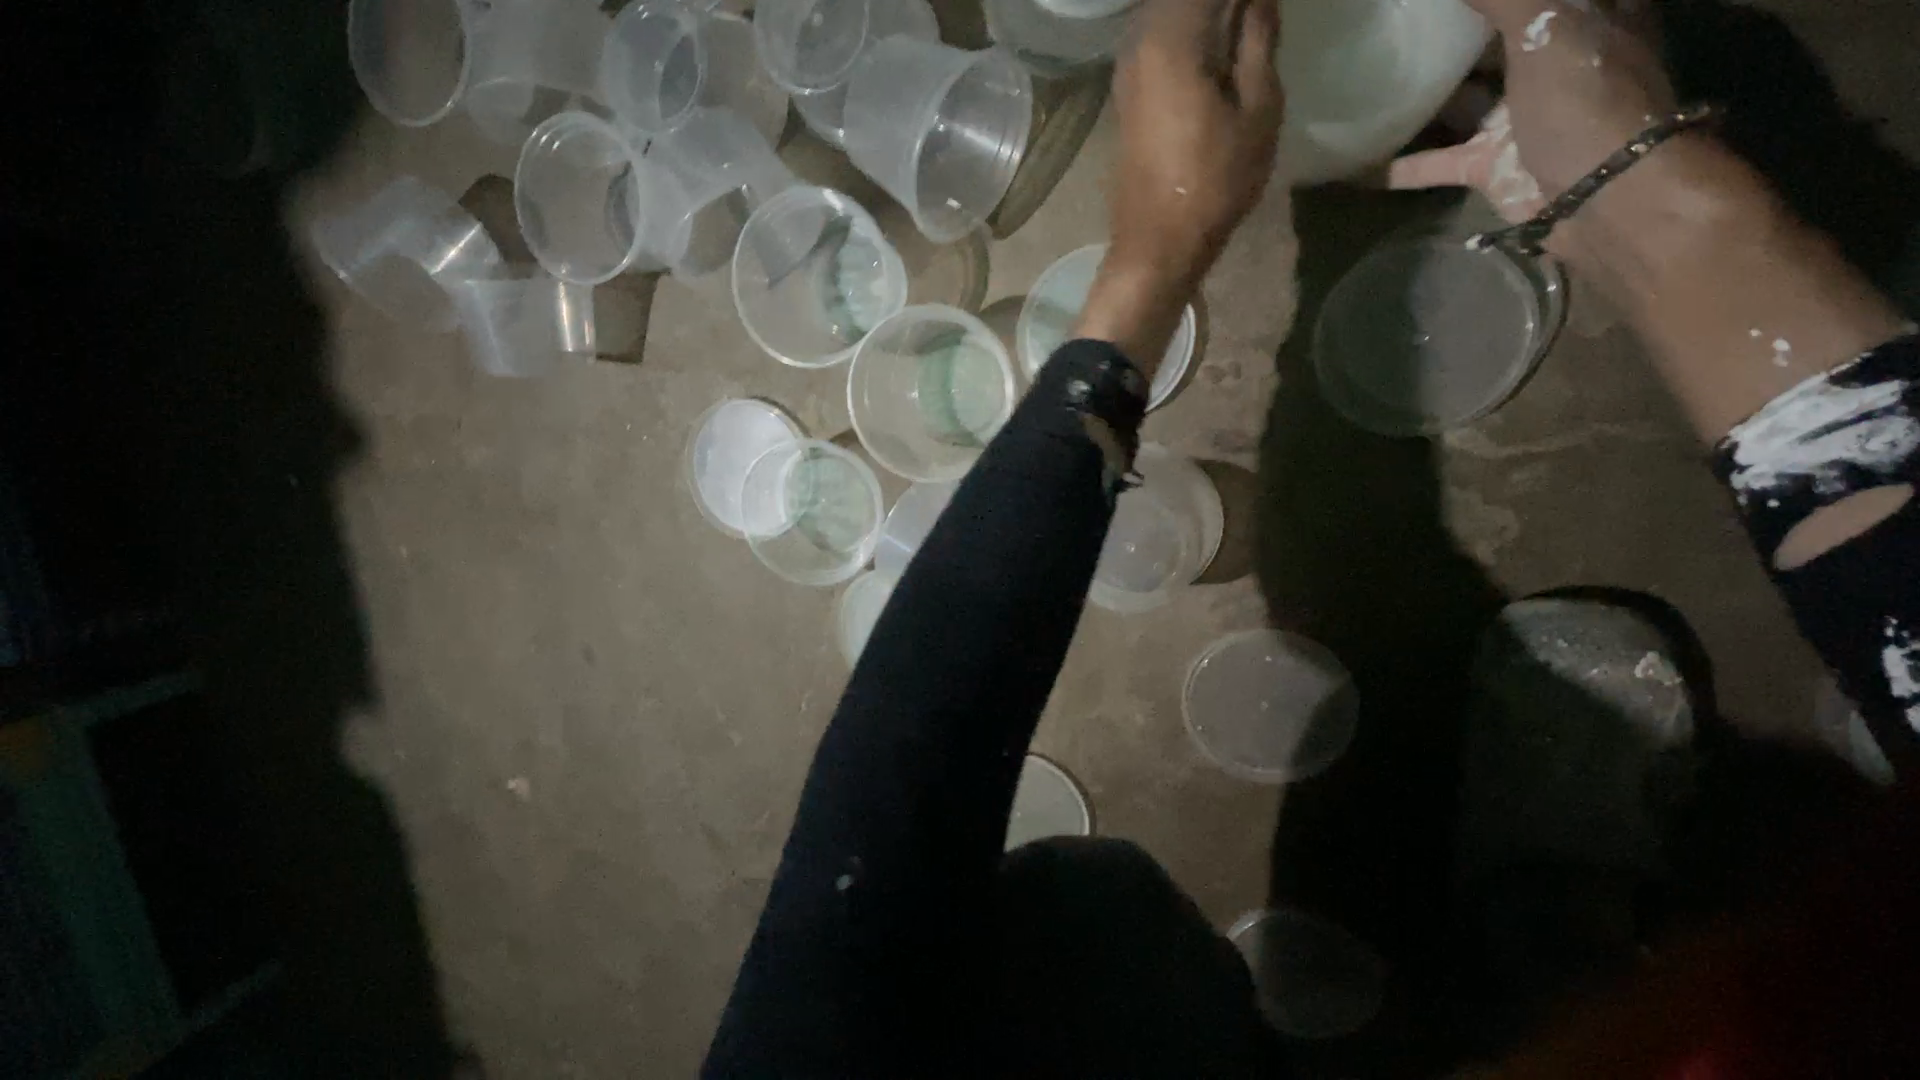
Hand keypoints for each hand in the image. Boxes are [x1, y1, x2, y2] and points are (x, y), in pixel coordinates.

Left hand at [1077, 0, 1282, 371]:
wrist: (1157, 244)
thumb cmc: (1215, 183)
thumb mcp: (1258, 111)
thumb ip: (1259, 40)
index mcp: (1172, 37)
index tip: (1269, 5)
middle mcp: (1139, 42)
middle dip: (1224, 2)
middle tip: (1259, 12)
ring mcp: (1127, 68)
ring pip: (1167, 11)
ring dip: (1204, 12)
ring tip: (1245, 24)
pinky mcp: (1126, 93)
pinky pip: (1159, 36)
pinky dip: (1188, 26)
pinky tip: (1219, 39)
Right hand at [1389, 0, 1677, 236]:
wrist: (1599, 195)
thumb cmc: (1583, 98)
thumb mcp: (1546, 27)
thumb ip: (1502, 0)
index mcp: (1583, 17)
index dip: (1496, 0)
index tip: (1449, 2)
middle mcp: (1552, 62)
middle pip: (1495, 40)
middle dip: (1456, 35)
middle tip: (1407, 26)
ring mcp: (1519, 117)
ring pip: (1460, 101)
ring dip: (1420, 98)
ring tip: (1370, 83)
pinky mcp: (1490, 165)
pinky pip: (1433, 163)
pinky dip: (1397, 167)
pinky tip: (1355, 165)